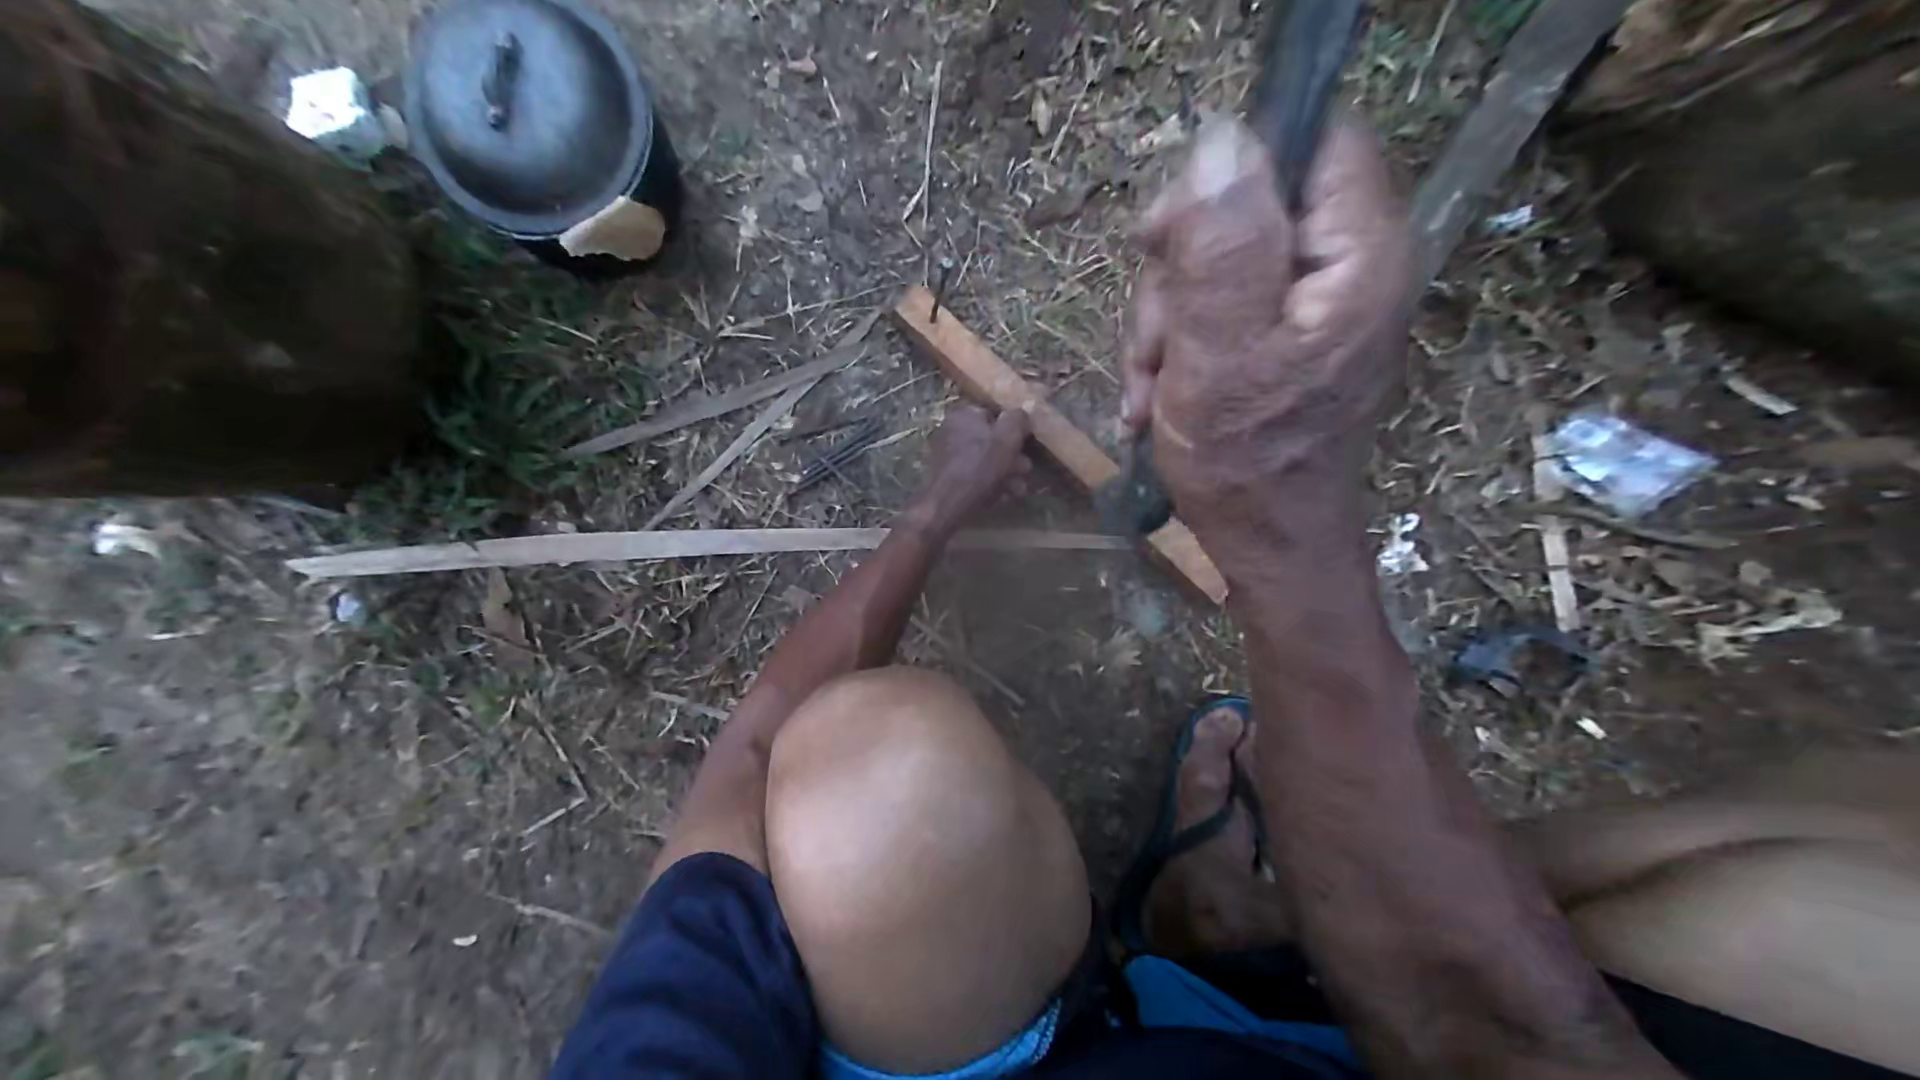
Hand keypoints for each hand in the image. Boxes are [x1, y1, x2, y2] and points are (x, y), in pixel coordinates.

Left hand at [902, 405, 1031, 537]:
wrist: (949, 504)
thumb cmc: (980, 466)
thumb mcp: (1008, 438)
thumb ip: (1018, 419)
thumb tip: (1021, 414)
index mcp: (963, 414)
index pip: (996, 415)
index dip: (1015, 431)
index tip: (1026, 446)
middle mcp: (951, 429)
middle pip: (991, 439)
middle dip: (1012, 456)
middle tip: (1025, 470)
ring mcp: (946, 454)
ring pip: (985, 459)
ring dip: (1005, 473)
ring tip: (1018, 488)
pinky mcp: (946, 476)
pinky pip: (974, 474)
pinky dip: (989, 483)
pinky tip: (1002, 495)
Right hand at [1122, 116, 1410, 558]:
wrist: (1265, 542)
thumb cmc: (1245, 463)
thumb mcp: (1218, 355)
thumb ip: (1222, 250)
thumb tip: (1218, 142)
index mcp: (1357, 257)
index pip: (1308, 143)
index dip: (1225, 175)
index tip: (1162, 237)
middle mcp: (1349, 268)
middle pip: (1247, 210)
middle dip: (1177, 275)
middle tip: (1155, 343)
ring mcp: (1316, 306)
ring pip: (1218, 266)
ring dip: (1166, 323)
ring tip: (1151, 388)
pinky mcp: (1287, 337)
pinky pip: (1218, 309)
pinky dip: (1178, 347)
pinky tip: (1157, 396)